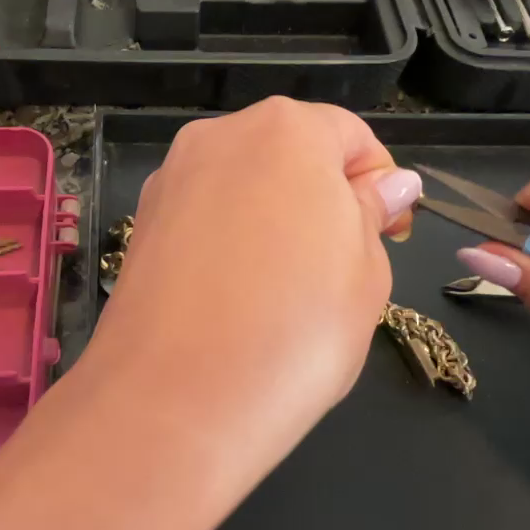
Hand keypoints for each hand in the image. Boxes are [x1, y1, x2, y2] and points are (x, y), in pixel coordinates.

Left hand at [84, 98, 420, 480]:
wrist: (176, 399)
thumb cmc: (297, 329)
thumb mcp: (367, 271)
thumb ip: (372, 212)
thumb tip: (387, 183)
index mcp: (286, 130)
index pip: (349, 135)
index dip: (378, 184)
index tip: (389, 235)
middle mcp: (218, 136)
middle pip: (287, 152)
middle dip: (320, 195)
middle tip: (337, 264)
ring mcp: (170, 179)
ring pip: (240, 184)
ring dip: (270, 217)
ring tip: (282, 287)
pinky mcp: (140, 223)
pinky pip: (202, 216)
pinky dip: (226, 239)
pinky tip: (234, 294)